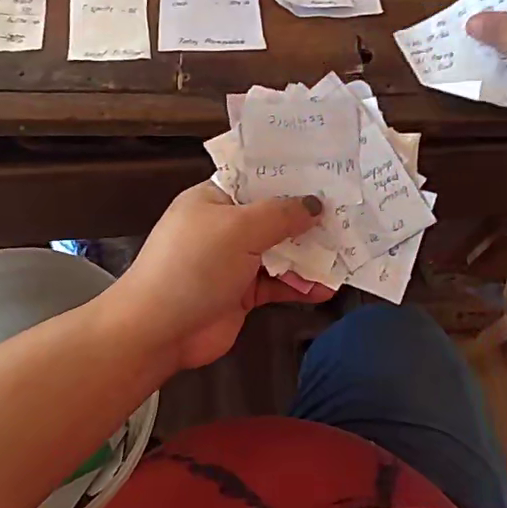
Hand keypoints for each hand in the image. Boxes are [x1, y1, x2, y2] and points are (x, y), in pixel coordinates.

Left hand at [100, 183, 332, 371]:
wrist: (157, 331)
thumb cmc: (191, 267)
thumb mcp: (238, 229)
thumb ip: (280, 214)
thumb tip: (314, 205)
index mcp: (216, 199)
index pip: (259, 179)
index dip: (292, 177)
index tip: (330, 176)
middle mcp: (226, 226)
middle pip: (276, 217)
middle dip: (310, 220)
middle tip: (349, 216)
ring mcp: (235, 261)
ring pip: (281, 252)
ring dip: (310, 256)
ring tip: (346, 254)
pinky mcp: (243, 293)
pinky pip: (279, 284)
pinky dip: (301, 286)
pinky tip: (325, 289)